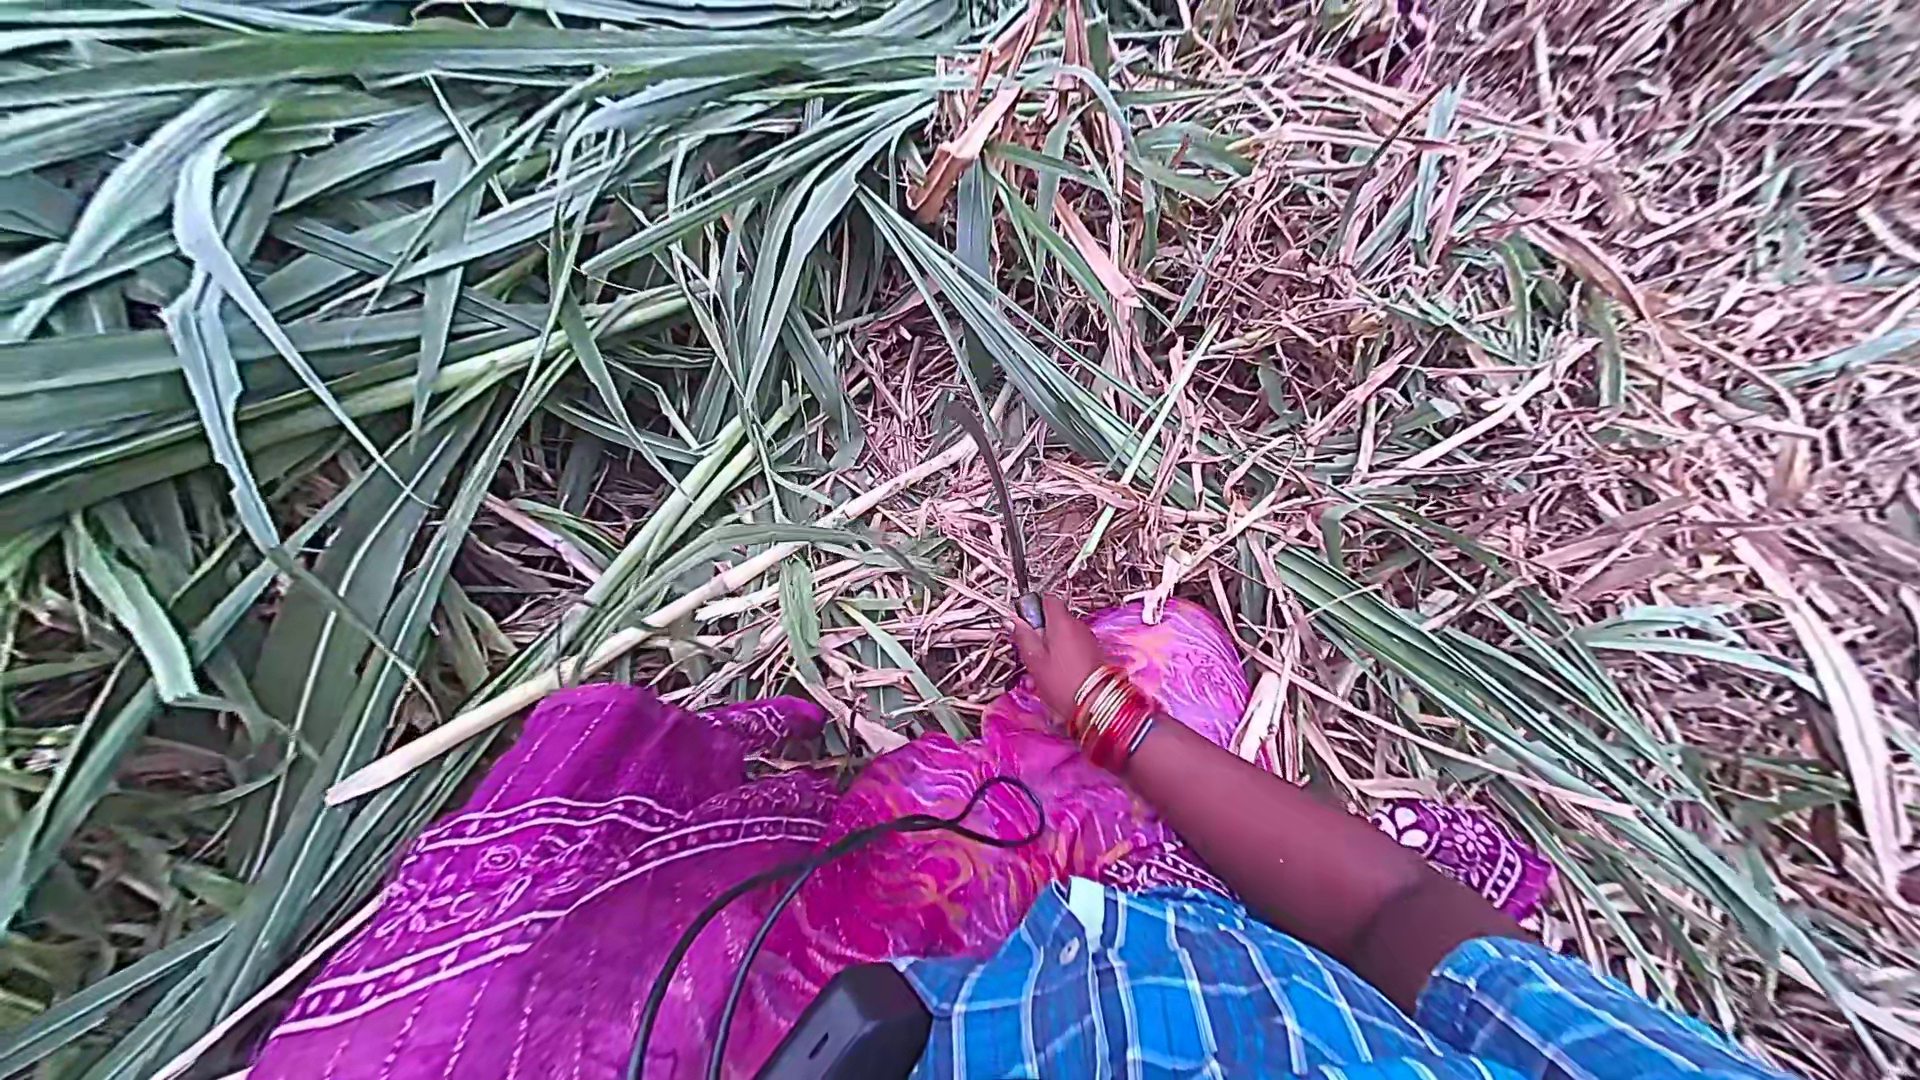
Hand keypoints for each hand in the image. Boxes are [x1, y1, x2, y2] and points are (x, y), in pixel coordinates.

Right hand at [1009, 594, 1105, 723]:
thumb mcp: (1035, 660)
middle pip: (1055, 618)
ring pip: (1063, 635)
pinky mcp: (1094, 654)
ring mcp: (1088, 639)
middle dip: (1041, 631)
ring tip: (1042, 668)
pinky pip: (1073, 647)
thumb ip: (1023, 636)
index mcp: (1062, 622)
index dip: (1033, 608)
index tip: (1024, 623)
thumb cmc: (1063, 683)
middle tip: (1030, 651)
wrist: (1096, 705)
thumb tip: (1014, 621)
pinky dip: (1063, 656)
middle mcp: (1078, 626)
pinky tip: (1057, 674)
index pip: (1047, 599)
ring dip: (1051, 646)